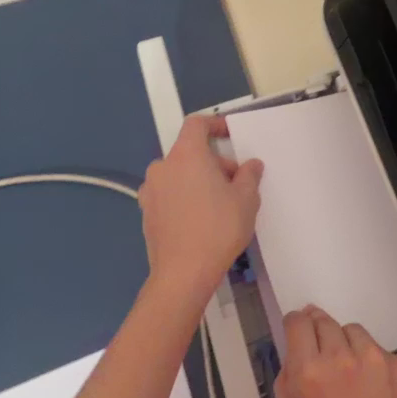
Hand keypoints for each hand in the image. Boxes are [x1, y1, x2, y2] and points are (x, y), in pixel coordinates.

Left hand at [139, 115, 261, 299]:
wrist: (183, 273)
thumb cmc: (218, 228)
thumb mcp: (246, 199)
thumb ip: (249, 175)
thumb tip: (250, 165)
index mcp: (186, 155)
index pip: (196, 124)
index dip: (214, 124)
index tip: (230, 135)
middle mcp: (162, 167)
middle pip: (189, 152)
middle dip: (213, 162)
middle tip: (235, 182)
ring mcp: (150, 191)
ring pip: (178, 174)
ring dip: (197, 180)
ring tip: (218, 202)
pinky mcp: (146, 213)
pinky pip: (168, 194)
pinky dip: (184, 197)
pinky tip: (200, 219)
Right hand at [276, 306, 396, 397]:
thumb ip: (289, 385)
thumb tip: (293, 360)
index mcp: (308, 372)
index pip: (298, 324)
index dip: (294, 324)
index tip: (295, 329)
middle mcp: (339, 356)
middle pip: (323, 321)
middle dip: (316, 329)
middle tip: (316, 347)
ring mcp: (371, 357)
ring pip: (351, 330)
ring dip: (342, 340)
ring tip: (343, 366)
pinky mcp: (394, 364)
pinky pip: (374, 347)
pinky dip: (366, 356)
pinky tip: (366, 382)